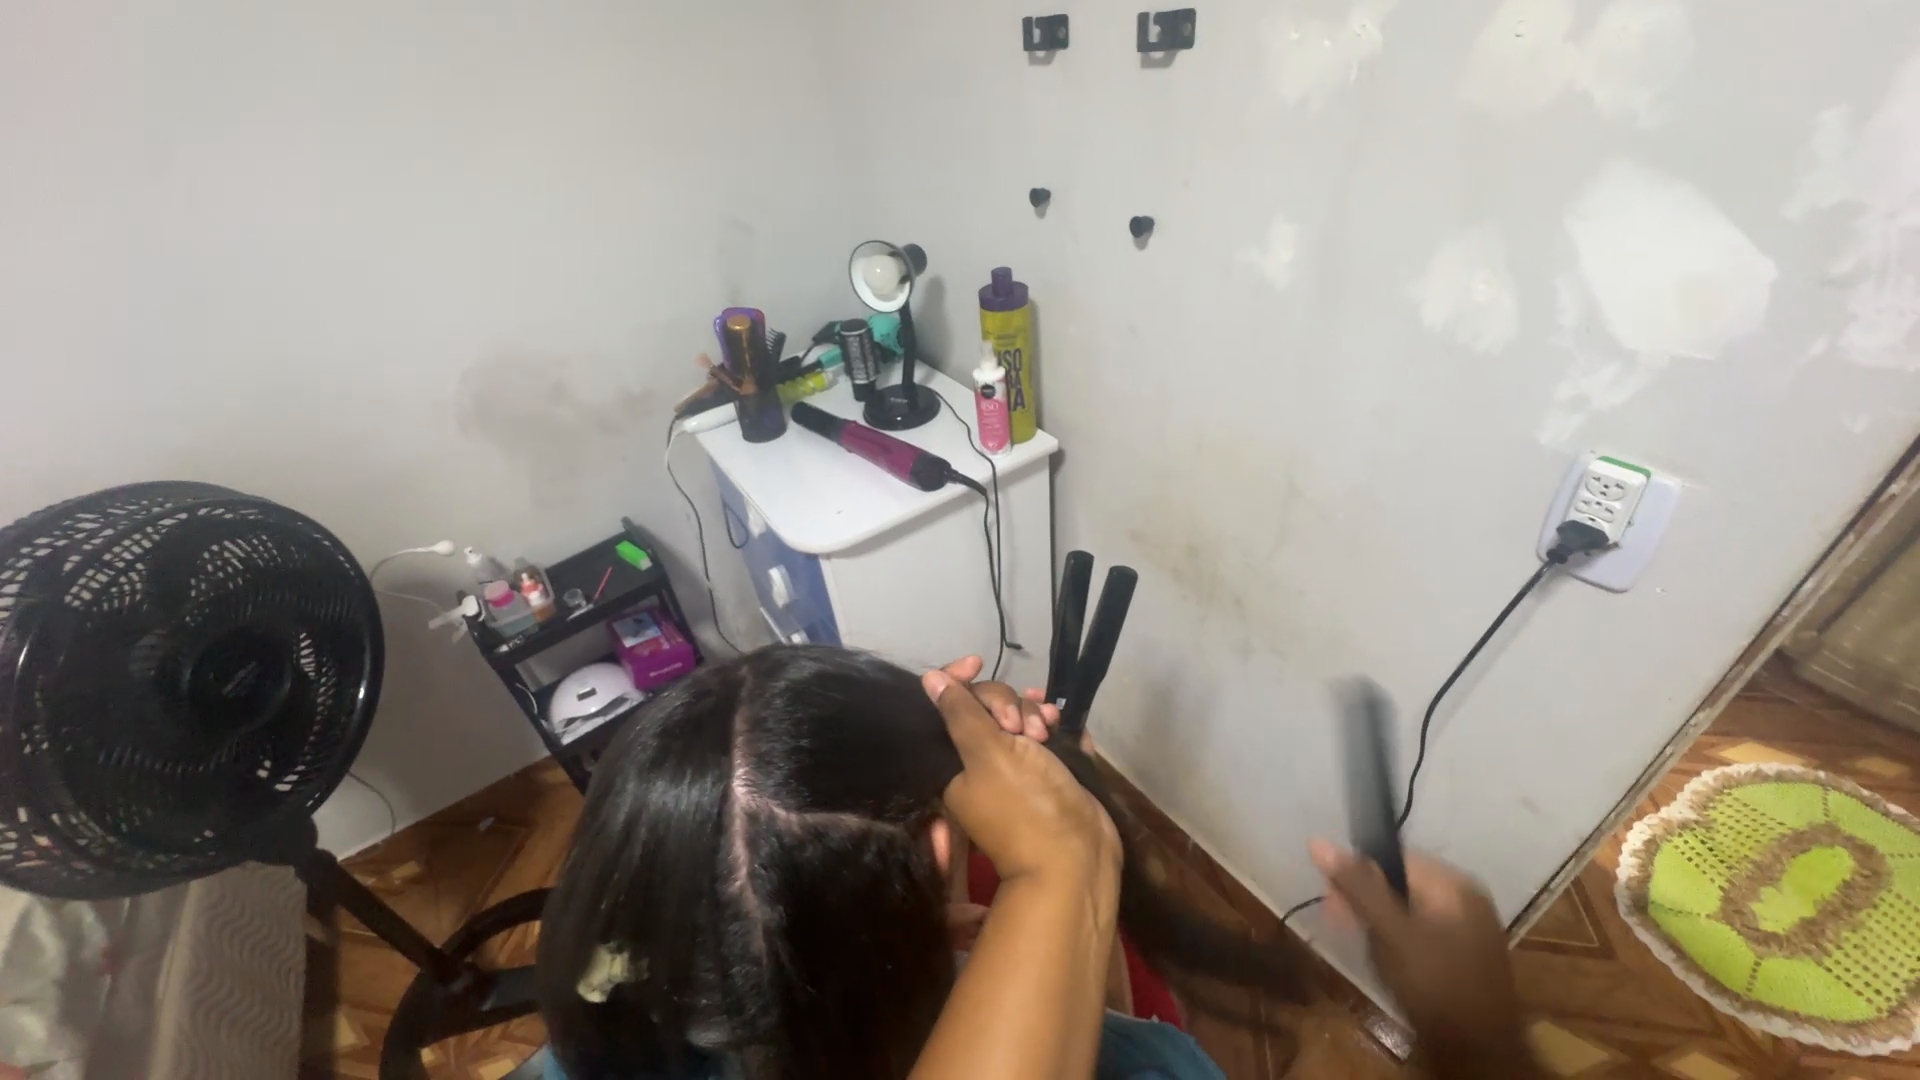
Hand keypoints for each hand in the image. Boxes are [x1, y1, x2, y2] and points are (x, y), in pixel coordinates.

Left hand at [926, 668, 1119, 888]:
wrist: (1075, 859)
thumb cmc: (1026, 805)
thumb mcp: (987, 754)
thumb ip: (959, 713)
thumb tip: (928, 678)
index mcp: (954, 762)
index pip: (946, 707)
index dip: (958, 679)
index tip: (977, 663)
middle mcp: (980, 763)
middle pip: (986, 707)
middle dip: (1007, 705)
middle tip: (1023, 731)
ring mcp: (1015, 768)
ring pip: (1018, 718)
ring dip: (1033, 714)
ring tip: (1049, 731)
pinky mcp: (1046, 772)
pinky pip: (1045, 735)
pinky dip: (1054, 727)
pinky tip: (1065, 727)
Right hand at [1311, 841, 1536, 1078]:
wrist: (1479, 1058)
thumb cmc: (1434, 985)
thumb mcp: (1390, 932)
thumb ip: (1357, 886)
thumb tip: (1317, 841)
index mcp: (1455, 885)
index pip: (1393, 857)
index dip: (1356, 872)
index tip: (1331, 897)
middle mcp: (1465, 900)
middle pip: (1398, 882)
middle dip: (1363, 899)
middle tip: (1336, 920)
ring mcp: (1466, 929)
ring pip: (1404, 908)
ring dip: (1375, 921)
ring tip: (1360, 944)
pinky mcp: (1460, 956)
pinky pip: (1417, 931)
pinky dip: (1394, 938)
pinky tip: (1382, 958)